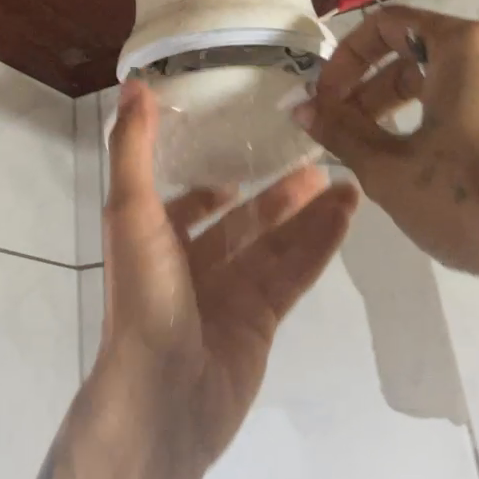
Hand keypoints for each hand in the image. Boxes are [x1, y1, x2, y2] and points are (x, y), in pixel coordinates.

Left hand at [94, 79, 357, 478]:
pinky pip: (294, 272)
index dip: (209, 177)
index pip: (184, 200)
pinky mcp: (261, 320)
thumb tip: (135, 83)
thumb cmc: (142, 295)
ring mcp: (228, 293)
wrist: (164, 395)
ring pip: (274, 243)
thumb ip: (134, 148)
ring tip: (345, 180)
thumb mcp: (131, 211)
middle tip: (313, 157)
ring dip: (307, 212)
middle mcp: (190, 263)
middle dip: (273, 192)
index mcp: (154, 237)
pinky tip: (346, 214)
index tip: (241, 145)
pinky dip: (319, 242)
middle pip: (240, 220)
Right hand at [293, 6, 478, 320]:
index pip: (384, 24)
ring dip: (398, 110)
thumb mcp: (391, 169)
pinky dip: (435, 123)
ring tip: (374, 156)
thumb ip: (340, 132)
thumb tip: (300, 108)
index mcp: (463, 47)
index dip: (344, 59)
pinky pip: (473, 105)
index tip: (324, 101)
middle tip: (340, 131)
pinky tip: (423, 171)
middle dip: (367, 90)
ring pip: (443, 83)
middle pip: (414, 53)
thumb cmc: (476, 201)